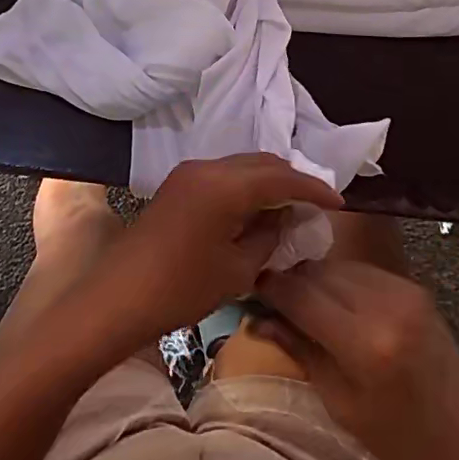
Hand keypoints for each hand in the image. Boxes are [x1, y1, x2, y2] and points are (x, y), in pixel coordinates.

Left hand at [75, 154, 341, 355]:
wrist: (120, 296)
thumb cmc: (183, 288)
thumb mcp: (239, 268)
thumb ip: (269, 235)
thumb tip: (285, 215)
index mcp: (225, 185)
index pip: (282, 176)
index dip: (314, 188)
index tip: (338, 203)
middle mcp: (206, 168)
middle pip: (260, 163)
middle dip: (291, 179)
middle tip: (314, 204)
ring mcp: (186, 173)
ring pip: (239, 166)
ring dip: (266, 181)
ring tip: (288, 207)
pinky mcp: (175, 184)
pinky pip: (220, 175)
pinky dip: (243, 186)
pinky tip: (255, 208)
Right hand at [255, 258, 458, 459]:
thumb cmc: (401, 439)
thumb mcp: (339, 402)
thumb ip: (298, 349)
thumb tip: (254, 318)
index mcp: (366, 343)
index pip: (297, 294)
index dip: (267, 288)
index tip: (246, 292)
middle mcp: (385, 306)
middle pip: (315, 272)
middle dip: (287, 281)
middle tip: (266, 298)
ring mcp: (403, 292)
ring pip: (334, 265)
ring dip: (310, 278)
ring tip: (297, 302)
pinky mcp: (413, 287)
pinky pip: (358, 271)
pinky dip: (336, 280)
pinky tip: (330, 303)